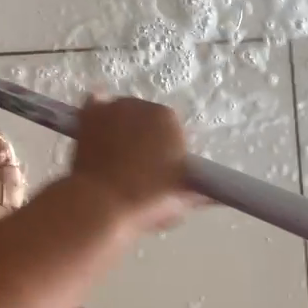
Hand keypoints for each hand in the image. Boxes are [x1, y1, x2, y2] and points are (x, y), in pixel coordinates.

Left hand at [70, 95, 197, 233]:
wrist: (101, 204)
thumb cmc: (147, 201)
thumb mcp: (183, 199)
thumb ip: (203, 189)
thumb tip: (218, 192)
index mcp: (169, 119)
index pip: (170, 130)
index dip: (165, 150)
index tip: (159, 170)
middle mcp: (141, 105)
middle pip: (145, 118)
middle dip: (143, 137)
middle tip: (136, 166)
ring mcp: (112, 106)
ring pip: (121, 112)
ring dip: (120, 127)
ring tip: (113, 156)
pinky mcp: (89, 112)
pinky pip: (96, 103)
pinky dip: (98, 113)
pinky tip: (97, 129)